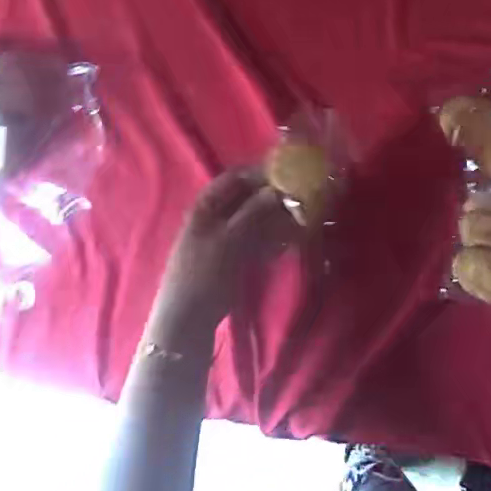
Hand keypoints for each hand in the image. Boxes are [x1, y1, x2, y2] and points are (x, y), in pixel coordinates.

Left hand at [147, 167, 294, 351]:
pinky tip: (291, 238)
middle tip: (303, 196)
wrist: (188, 319)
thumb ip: (253, 211)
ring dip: (278, 216)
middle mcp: (216, 215)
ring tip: (303, 217)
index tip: (290, 172)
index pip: (237, 177)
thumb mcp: (229, 239)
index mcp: (206, 205)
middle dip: (275, 195)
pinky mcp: (234, 256)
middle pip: (249, 197)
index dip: (262, 172)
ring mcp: (225, 236)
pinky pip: (258, 238)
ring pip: (257, 218)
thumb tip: (277, 188)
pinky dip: (274, 235)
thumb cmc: (203, 273)